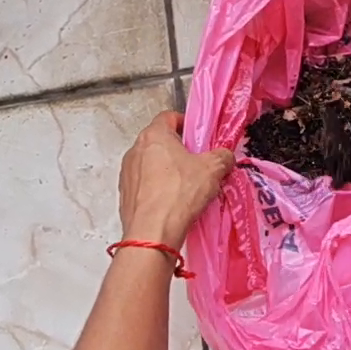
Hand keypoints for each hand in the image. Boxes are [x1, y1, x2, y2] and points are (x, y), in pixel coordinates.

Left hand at [118, 112, 234, 247]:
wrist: (152, 233)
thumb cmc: (179, 194)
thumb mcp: (213, 169)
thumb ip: (223, 156)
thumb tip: (225, 157)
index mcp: (154, 135)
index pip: (169, 116)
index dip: (186, 123)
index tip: (198, 136)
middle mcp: (135, 150)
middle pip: (160, 141)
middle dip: (179, 150)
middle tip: (197, 163)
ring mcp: (127, 173)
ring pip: (151, 164)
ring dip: (167, 170)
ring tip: (187, 186)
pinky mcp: (125, 195)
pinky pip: (145, 185)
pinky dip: (158, 189)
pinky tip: (173, 203)